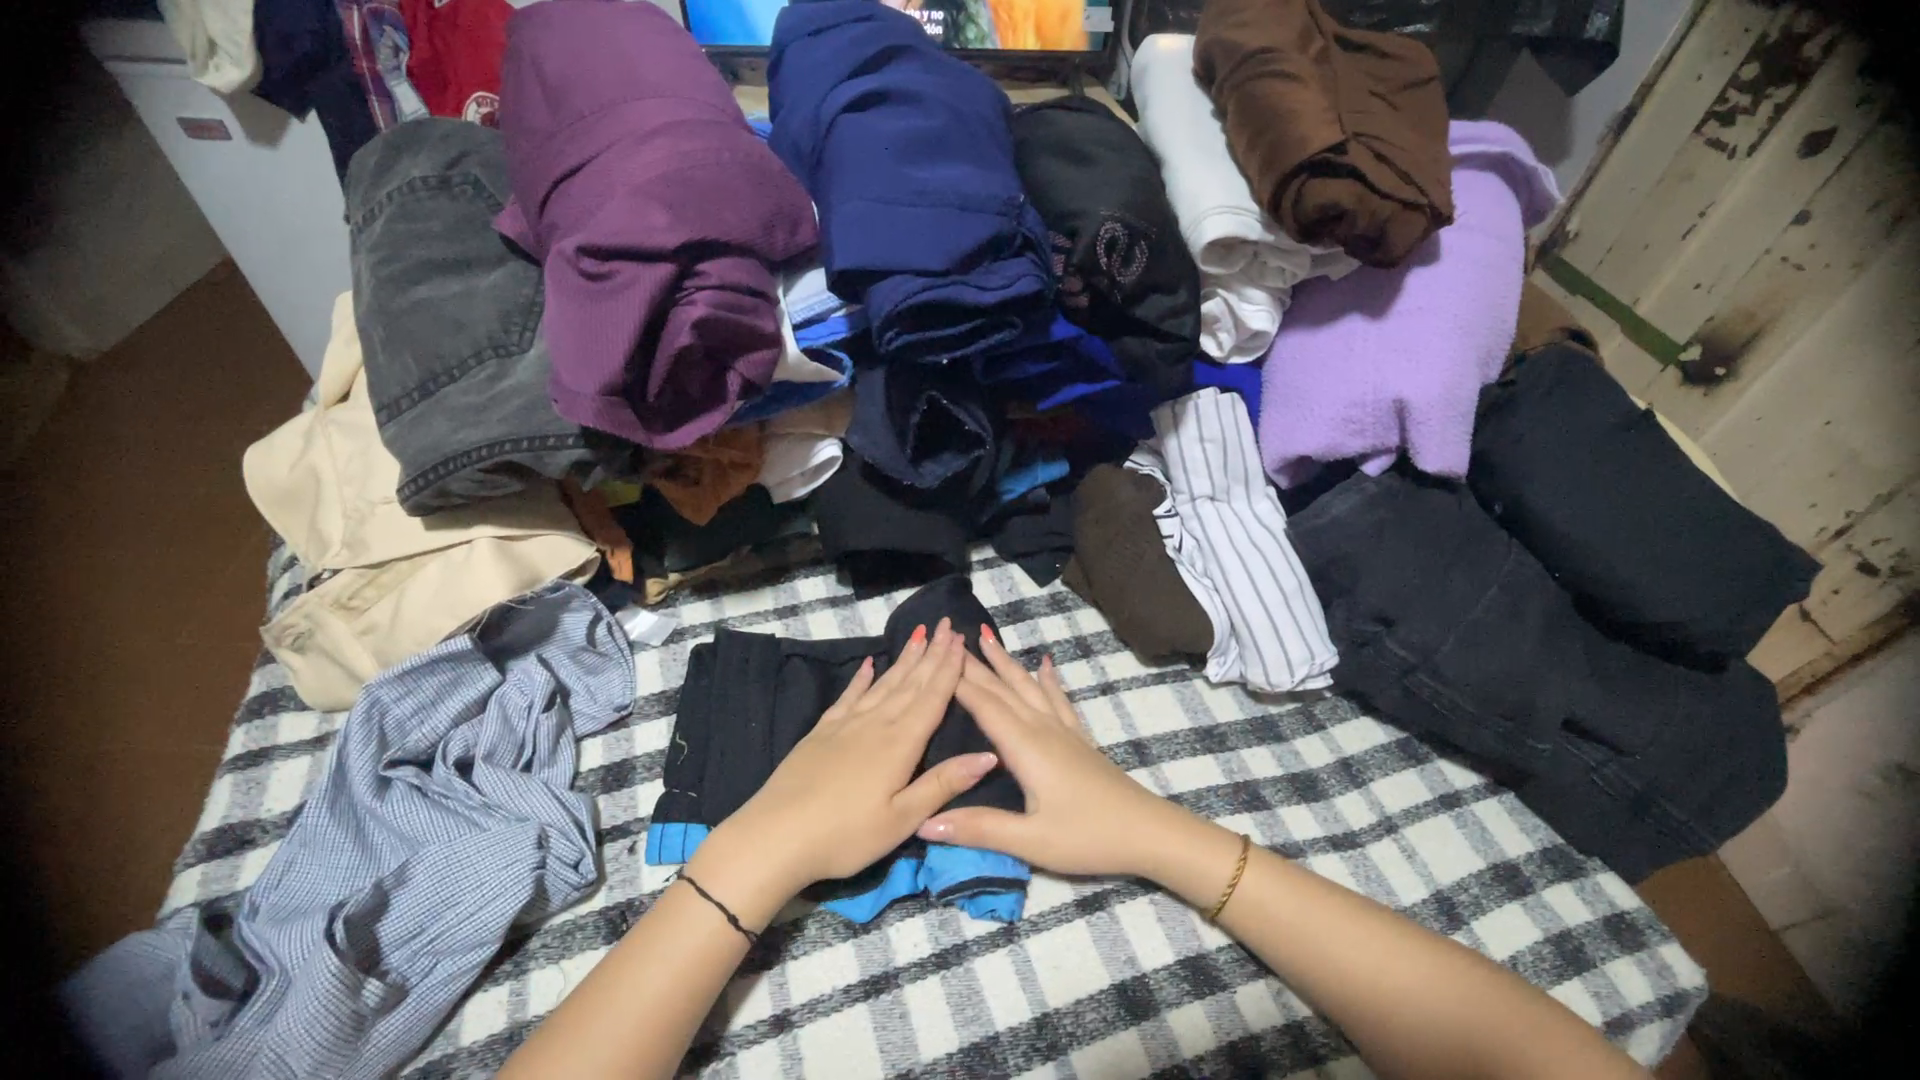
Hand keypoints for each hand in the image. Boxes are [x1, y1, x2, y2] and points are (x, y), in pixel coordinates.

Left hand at [686, 618, 995, 922]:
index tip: (961, 639)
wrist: (776, 836)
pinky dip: (861, 679)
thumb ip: (943, 784)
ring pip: (882, 684)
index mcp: (900, 744)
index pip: (932, 697)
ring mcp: (845, 725)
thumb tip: (989, 755)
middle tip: (946, 624)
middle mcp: (875, 724)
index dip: (949, 668)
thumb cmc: (846, 836)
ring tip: (918, 635)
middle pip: (910, 683)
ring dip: (903, 660)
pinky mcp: (821, 733)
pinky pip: (848, 697)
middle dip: (931, 653)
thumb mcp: (902, 819)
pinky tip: (868, 665)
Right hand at [915, 629, 1191, 878]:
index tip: (933, 656)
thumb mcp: (1030, 841)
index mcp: (1025, 747)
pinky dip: (1049, 680)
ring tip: (988, 636)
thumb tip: (924, 823)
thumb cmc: (1088, 837)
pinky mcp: (1079, 740)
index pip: (984, 705)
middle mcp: (1042, 730)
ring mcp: (1064, 732)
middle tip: (948, 637)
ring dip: (1006, 663)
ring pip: (1028, 688)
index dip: (957, 681)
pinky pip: (1058, 700)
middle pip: (1003, 690)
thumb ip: (979, 828)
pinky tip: (1046, 665)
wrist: (1148, 832)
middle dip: (974, 664)